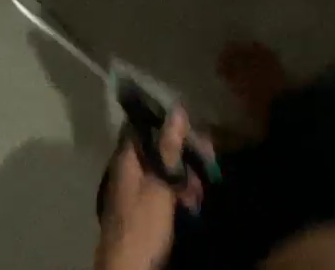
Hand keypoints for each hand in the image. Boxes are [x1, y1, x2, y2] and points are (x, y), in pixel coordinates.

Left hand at [97, 109, 208, 269]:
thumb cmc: (142, 225)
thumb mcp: (159, 185)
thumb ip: (168, 148)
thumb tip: (177, 108)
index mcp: (127, 158)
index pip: (146, 126)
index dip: (169, 123)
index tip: (193, 127)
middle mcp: (130, 169)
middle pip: (159, 149)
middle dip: (185, 154)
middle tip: (207, 161)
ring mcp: (137, 191)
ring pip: (166, 171)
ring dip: (187, 177)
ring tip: (200, 192)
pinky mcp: (147, 211)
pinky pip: (166, 192)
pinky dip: (181, 194)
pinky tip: (195, 204)